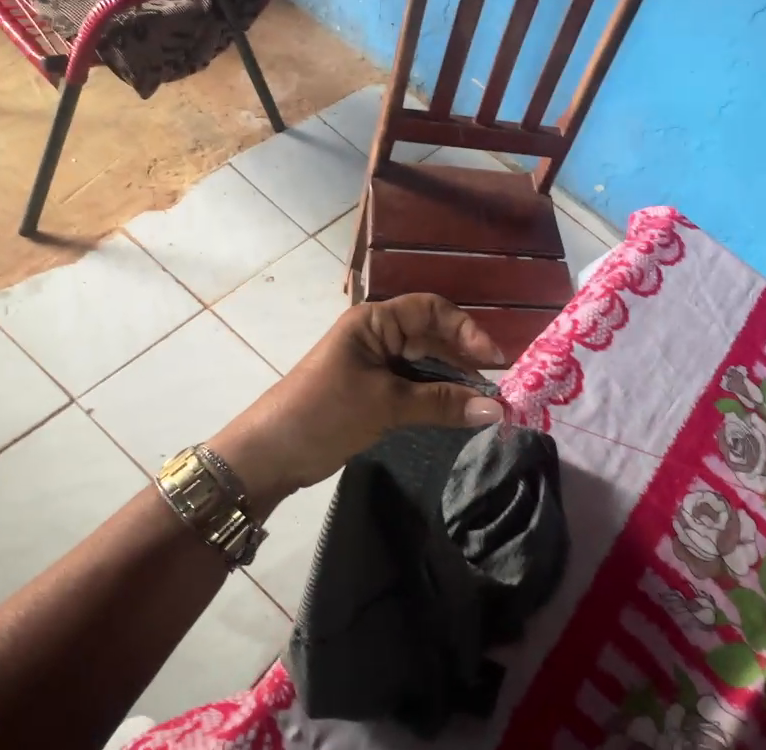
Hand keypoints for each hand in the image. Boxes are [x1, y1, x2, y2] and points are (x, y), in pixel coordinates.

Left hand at [206, 293, 506, 513]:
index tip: (494, 360)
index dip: (466, 330)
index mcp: (373, 321)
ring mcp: (375, 363)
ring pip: (426, 363)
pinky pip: (415, 385)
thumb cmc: (324, 413)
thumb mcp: (386, 406)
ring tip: (484, 404)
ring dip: (453, 381)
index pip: (432, 310)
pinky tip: (458, 412)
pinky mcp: (374, 391)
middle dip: (464, 359)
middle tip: (497, 388)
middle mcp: (377, 335)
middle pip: (432, 336)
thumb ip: (442, 404)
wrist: (269, 455)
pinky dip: (437, 396)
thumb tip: (496, 409)